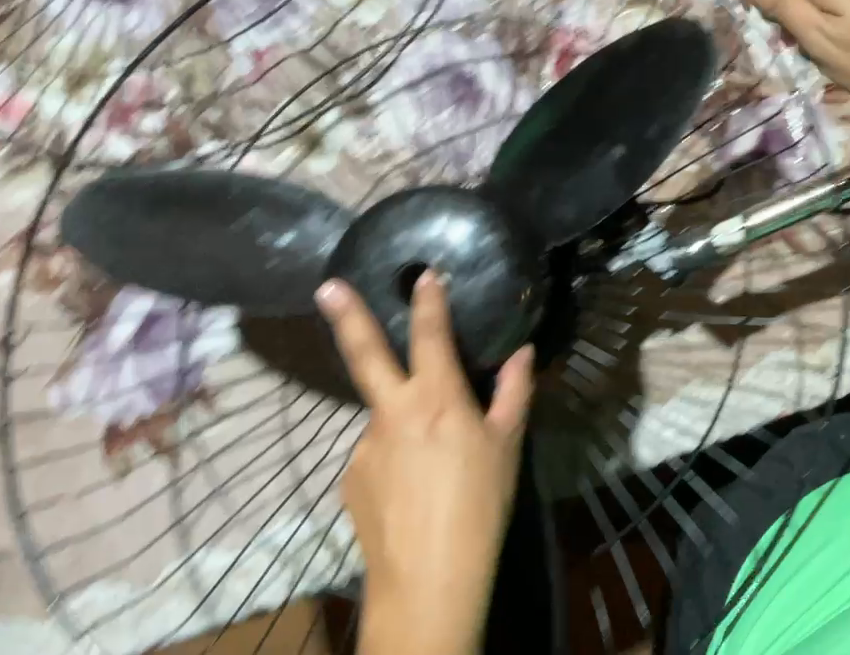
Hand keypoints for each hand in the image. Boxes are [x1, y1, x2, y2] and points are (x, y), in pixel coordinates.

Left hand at [316, 272, 534, 654]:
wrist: (428, 577)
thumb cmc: (481, 502)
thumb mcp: (508, 444)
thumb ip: (514, 392)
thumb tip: (523, 353)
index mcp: (437, 399)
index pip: (430, 335)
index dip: (428, 300)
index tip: (422, 273)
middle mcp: (393, 413)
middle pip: (365, 354)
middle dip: (346, 316)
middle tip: (326, 286)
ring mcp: (364, 446)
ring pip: (385, 416)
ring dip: (403, 421)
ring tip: (434, 465)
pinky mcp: (350, 478)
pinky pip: (377, 452)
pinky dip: (396, 456)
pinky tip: (416, 486)